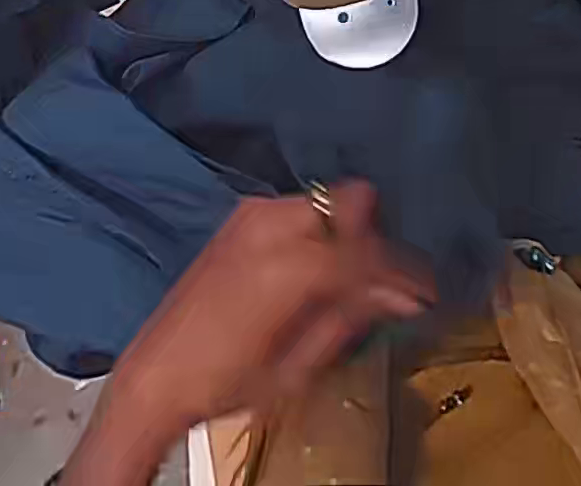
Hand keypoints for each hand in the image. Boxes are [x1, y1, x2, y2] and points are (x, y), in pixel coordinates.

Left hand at [64, 183, 431, 484]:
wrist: (157, 372)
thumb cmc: (226, 382)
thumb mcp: (297, 366)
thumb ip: (350, 317)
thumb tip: (402, 296)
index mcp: (289, 266)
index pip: (368, 251)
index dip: (403, 269)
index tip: (424, 287)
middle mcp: (273, 223)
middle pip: (351, 199)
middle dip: (373, 236)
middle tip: (381, 278)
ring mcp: (254, 212)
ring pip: (326, 198)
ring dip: (346, 230)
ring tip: (346, 274)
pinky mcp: (242, 214)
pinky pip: (299, 206)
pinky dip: (318, 227)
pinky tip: (314, 263)